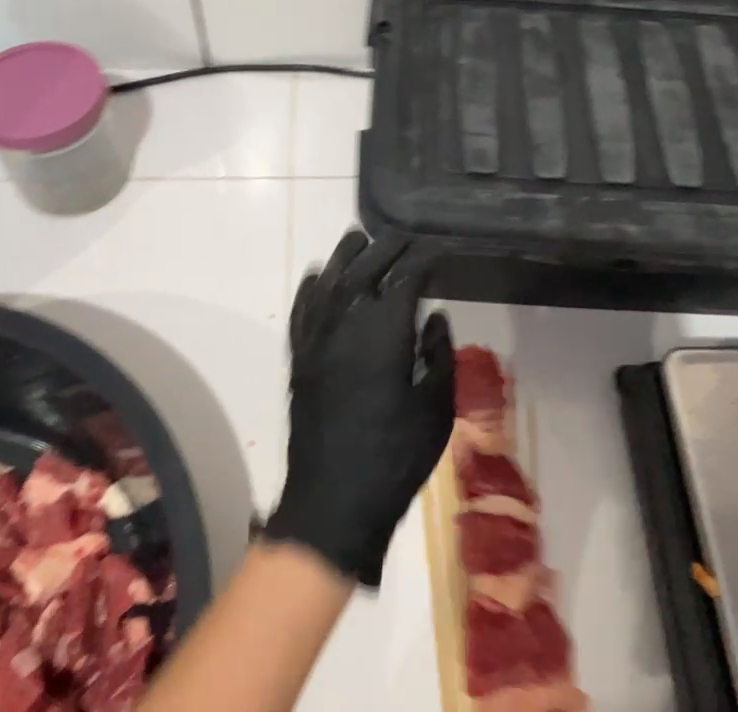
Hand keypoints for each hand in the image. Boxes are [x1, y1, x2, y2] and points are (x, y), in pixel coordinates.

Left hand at [264, 229, 453, 586]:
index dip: (422, 260)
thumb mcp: (436, 408)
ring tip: (358, 238)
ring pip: (329, 283)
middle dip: (387, 248)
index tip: (436, 251)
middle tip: (404, 237)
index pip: (405, 278)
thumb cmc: (396, 458)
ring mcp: (316, 342)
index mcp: (385, 334)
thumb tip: (433, 317)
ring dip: (345, 257)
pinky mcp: (299, 361)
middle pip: (366, 270)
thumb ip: (437, 355)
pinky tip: (316, 276)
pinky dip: (310, 289)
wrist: (333, 500)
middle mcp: (346, 325)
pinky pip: (302, 313)